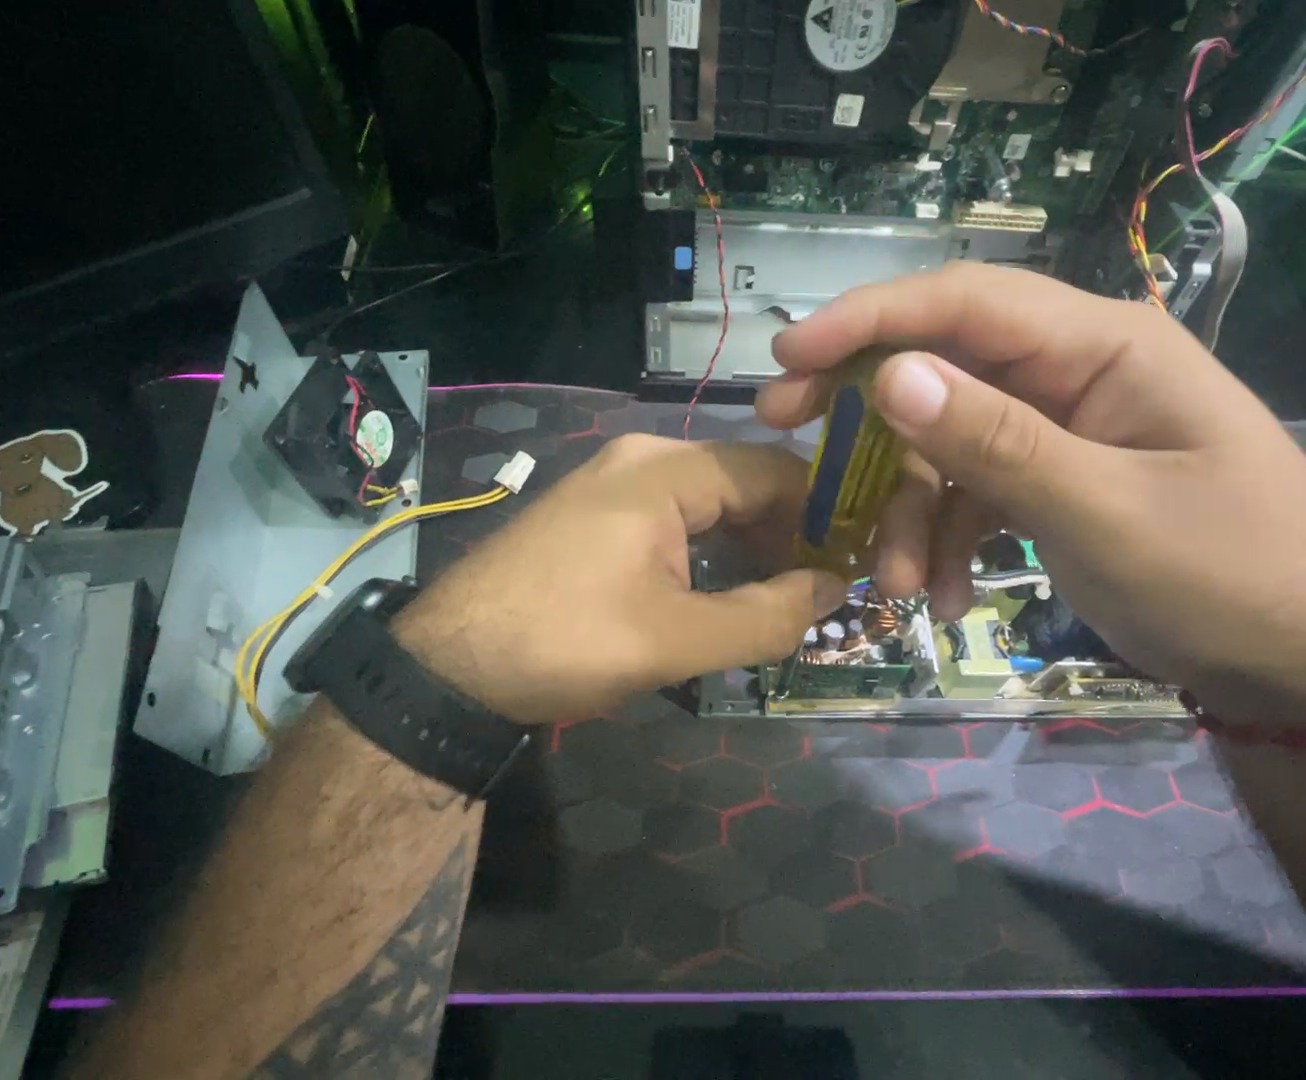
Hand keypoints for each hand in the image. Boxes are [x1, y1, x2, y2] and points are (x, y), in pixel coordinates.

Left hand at [391, 436, 847, 723]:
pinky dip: (710, 551)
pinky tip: (727, 591)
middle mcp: (641, 460)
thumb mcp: (677, 639)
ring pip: (709, 503)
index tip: (857, 561)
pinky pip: (674, 519)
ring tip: (784, 599)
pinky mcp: (595, 517)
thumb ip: (766, 615)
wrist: (448, 669)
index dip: (823, 514)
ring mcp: (612, 486)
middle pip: (742, 482)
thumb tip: (832, 589)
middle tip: (824, 590)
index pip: (774, 471)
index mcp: (664, 469)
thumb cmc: (567, 643)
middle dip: (789, 534)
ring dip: (751, 546)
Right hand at [755, 264, 1305, 726]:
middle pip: (943, 365)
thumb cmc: (1230, 579)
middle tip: (783, 429)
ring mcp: (1060, 429)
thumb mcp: (1106, 513)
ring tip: (899, 586)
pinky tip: (945, 598)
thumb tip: (890, 375)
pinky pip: (973, 492)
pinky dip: (949, 541)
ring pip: (947, 444)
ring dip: (911, 512)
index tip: (788, 356)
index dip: (870, 320)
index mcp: (1103, 346)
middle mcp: (1074, 372)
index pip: (967, 301)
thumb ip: (998, 441)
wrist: (1304, 666)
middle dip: (864, 408)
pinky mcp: (1052, 481)